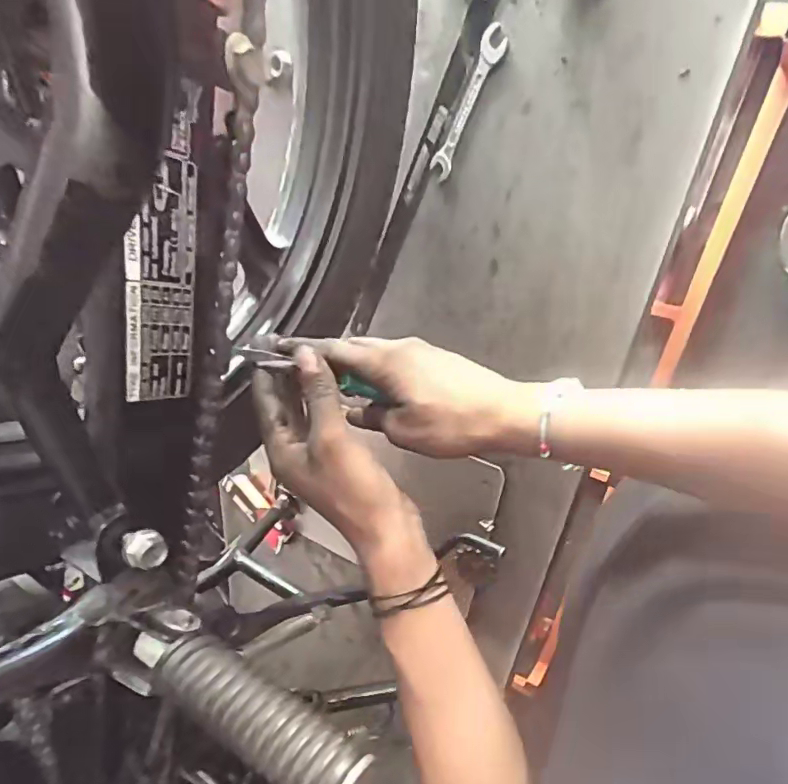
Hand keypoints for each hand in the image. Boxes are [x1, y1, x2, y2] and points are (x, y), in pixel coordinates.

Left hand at [253, 346, 422, 555]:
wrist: (386, 528)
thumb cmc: (354, 489)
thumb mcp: (333, 437)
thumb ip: (318, 395)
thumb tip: (304, 355)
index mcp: (282, 451)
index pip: (266, 404)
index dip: (267, 374)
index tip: (269, 345)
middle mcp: (293, 454)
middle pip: (284, 409)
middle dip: (287, 378)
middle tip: (293, 345)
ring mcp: (316, 459)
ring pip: (305, 415)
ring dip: (307, 389)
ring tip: (314, 359)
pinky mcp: (337, 461)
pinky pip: (325, 425)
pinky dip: (326, 405)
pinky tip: (335, 389)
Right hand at [279, 336, 539, 458]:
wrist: (505, 413)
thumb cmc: (454, 424)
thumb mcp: (404, 431)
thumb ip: (374, 417)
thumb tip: (358, 411)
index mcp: (386, 361)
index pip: (336, 350)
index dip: (307, 351)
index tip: (282, 351)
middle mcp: (400, 347)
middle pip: (355, 347)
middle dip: (331, 360)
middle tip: (311, 375)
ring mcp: (420, 350)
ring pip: (376, 354)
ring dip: (357, 368)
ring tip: (344, 389)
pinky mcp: (435, 359)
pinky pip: (395, 361)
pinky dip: (379, 372)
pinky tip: (379, 392)